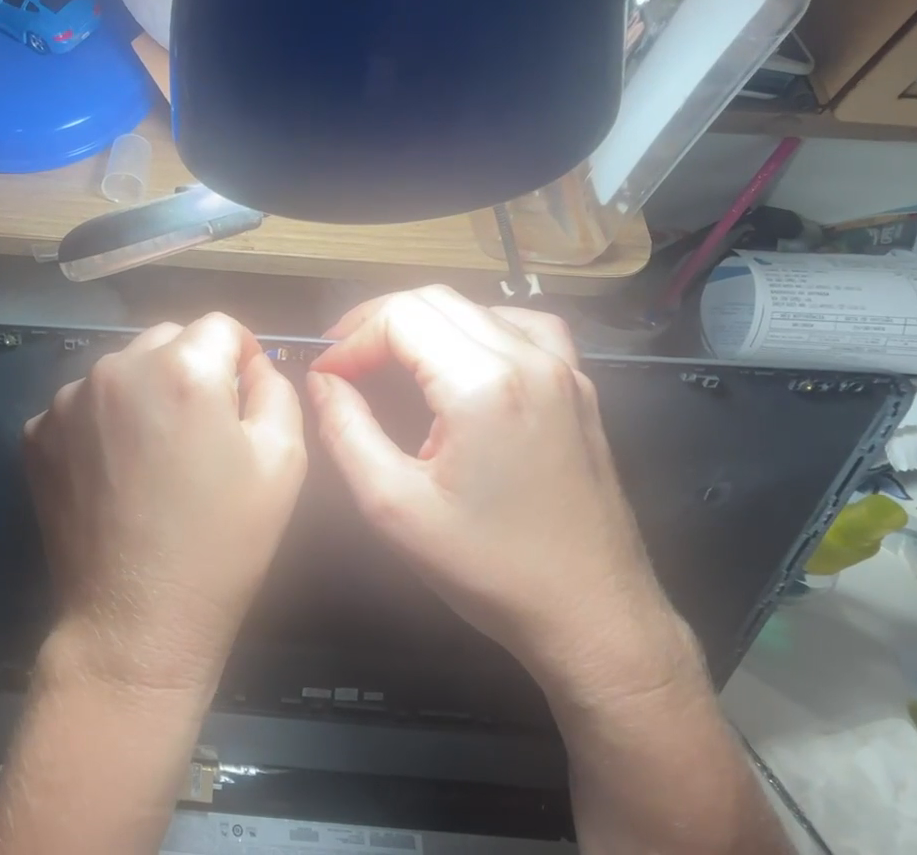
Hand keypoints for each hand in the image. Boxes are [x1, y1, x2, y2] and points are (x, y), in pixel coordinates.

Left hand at [23, 314, 306, 694]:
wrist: (135, 620)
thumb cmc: (222, 544)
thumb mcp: (283, 461)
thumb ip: (274, 389)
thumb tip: (250, 365)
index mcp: (182, 368)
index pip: (220, 327)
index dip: (242, 360)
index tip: (242, 402)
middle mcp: (116, 367)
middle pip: (167, 340)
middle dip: (191, 371)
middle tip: (201, 434)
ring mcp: (67, 400)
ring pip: (122, 370)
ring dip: (143, 394)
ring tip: (154, 458)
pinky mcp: (36, 433)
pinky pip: (83, 405)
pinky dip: (102, 422)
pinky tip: (114, 473)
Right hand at [307, 287, 682, 690]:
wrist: (594, 616)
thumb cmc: (488, 568)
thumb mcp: (393, 506)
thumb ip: (346, 430)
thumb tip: (322, 381)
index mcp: (484, 384)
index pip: (400, 318)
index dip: (349, 340)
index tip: (323, 377)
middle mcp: (530, 360)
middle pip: (436, 300)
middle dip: (376, 324)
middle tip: (341, 363)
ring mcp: (564, 371)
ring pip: (477, 307)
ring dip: (422, 322)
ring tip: (386, 358)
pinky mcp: (579, 390)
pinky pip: (523, 328)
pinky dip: (476, 328)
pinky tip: (459, 361)